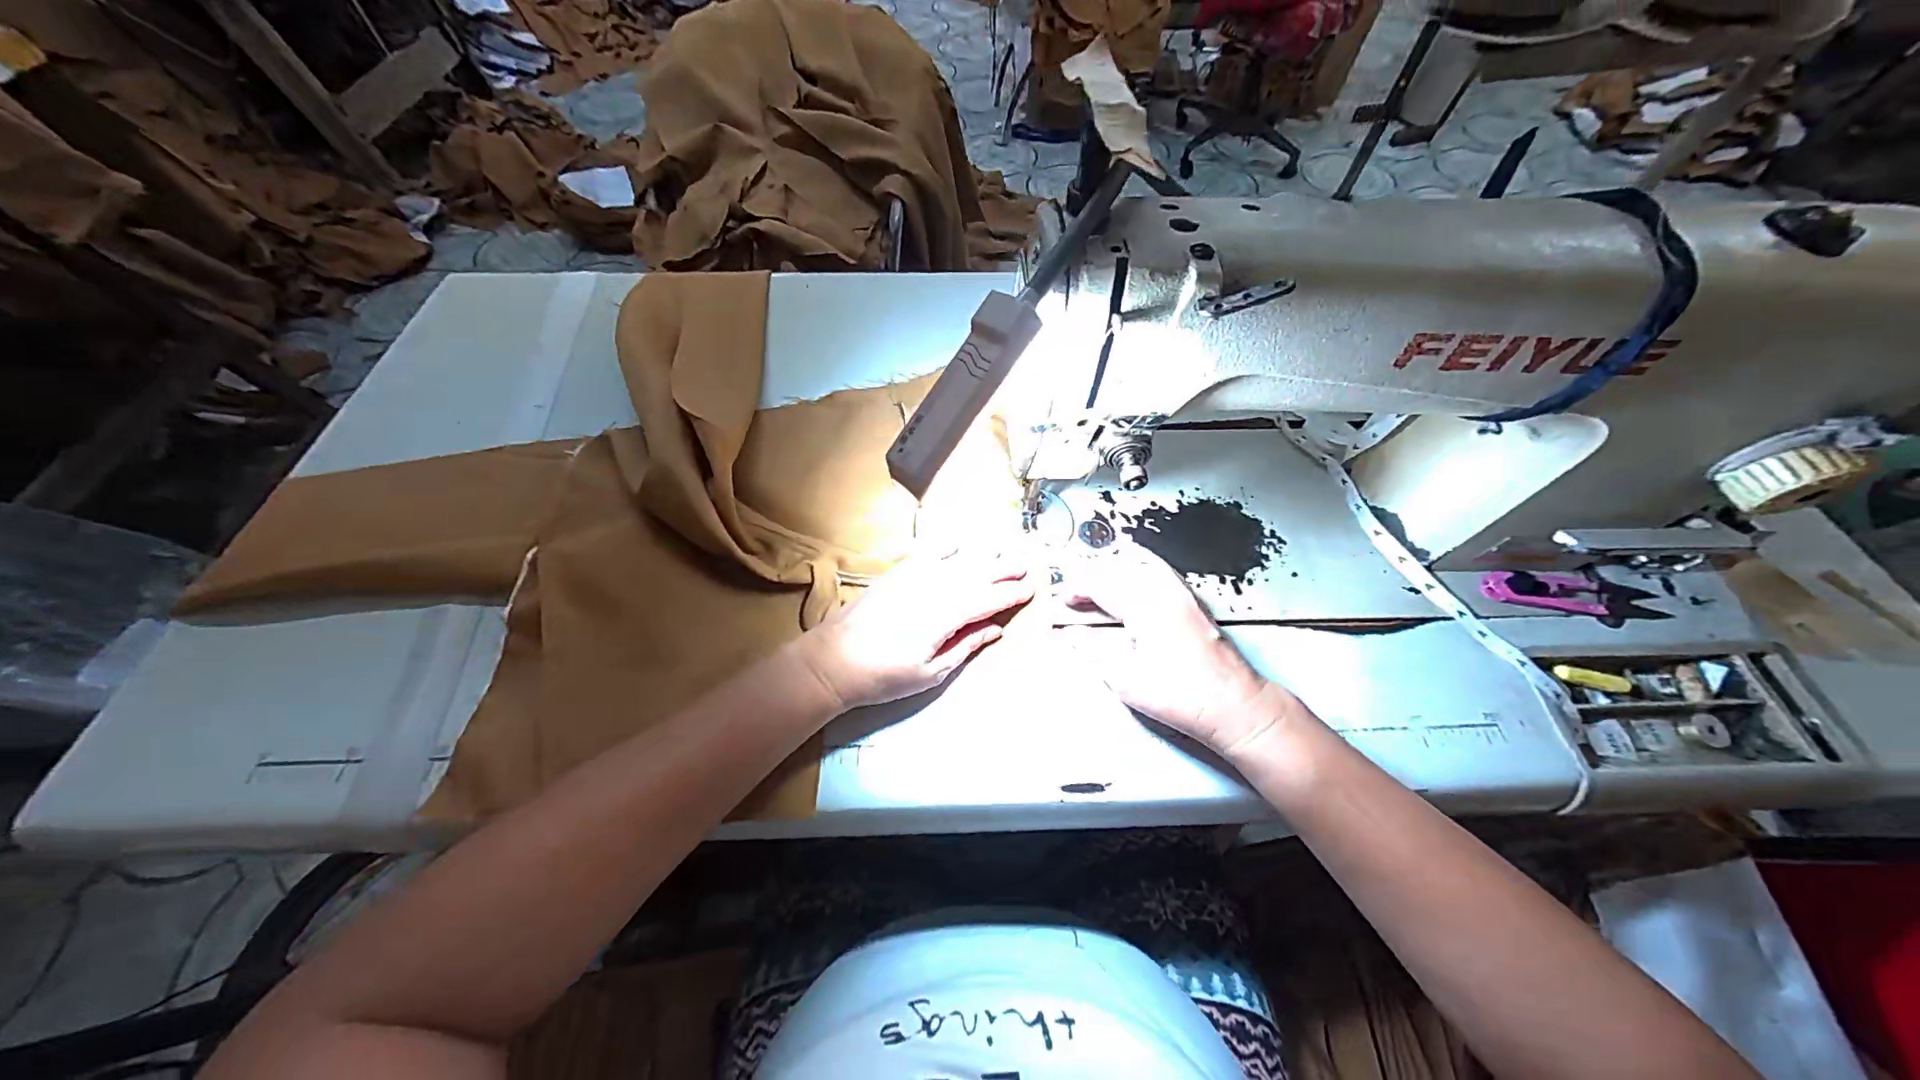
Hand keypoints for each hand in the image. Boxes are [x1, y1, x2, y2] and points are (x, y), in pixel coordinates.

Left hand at [794, 548, 1033, 711]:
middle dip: (1004, 570)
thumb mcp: (931, 671)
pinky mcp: (896, 574)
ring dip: (982, 557)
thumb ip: (966, 644)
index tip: (1032, 588)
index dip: (1012, 594)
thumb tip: (995, 628)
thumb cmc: (884, 675)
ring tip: (1003, 554)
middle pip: (977, 574)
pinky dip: (945, 548)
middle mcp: (934, 587)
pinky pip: (927, 553)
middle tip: (1026, 566)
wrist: (833, 660)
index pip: (988, 598)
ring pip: (956, 561)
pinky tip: (957, 544)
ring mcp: (913, 576)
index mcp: (946, 614)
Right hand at [1060, 547, 1300, 755]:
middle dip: (1093, 579)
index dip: (1077, 589)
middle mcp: (1166, 592)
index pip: (1100, 583)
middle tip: (1077, 595)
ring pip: (1141, 566)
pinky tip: (1135, 586)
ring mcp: (1183, 596)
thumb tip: (1073, 635)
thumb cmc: (1186, 697)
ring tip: (1101, 588)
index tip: (1064, 600)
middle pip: (1120, 568)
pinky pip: (1160, 574)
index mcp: (1145, 605)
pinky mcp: (1195, 605)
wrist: (1236, 707)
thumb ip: (1093, 649)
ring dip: (1116, 573)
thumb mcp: (1124, 678)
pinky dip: (1138, 574)